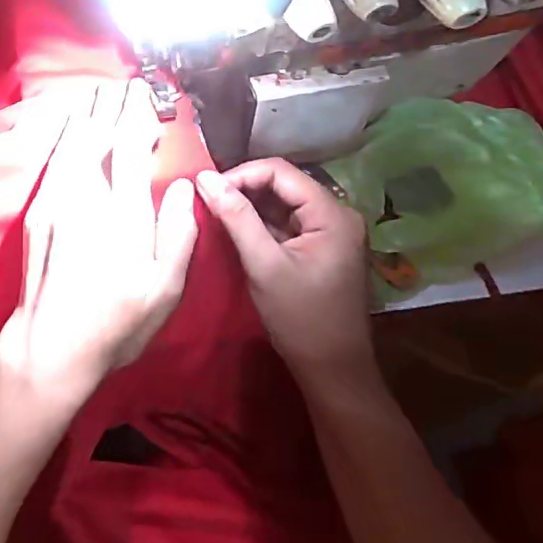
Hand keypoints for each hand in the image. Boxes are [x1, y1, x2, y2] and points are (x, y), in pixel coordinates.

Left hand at [0, 81, 198, 409]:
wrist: (49, 345)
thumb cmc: (116, 324)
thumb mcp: (164, 291)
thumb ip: (177, 234)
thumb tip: (182, 187)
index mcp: (124, 216)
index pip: (129, 149)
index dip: (137, 117)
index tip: (145, 97)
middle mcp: (87, 200)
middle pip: (98, 137)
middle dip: (112, 106)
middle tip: (123, 84)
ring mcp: (57, 203)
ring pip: (72, 144)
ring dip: (87, 114)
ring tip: (98, 93)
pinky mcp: (38, 212)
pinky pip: (52, 160)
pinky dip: (63, 136)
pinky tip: (69, 126)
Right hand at [195, 159, 374, 378]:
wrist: (333, 370)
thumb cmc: (301, 319)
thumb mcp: (264, 265)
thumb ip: (236, 217)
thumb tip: (205, 177)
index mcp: (332, 214)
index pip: (280, 172)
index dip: (241, 175)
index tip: (208, 191)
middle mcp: (337, 214)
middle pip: (283, 183)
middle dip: (243, 188)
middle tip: (209, 203)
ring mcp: (331, 231)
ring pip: (283, 201)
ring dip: (250, 205)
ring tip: (217, 214)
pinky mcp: (322, 246)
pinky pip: (288, 221)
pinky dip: (262, 222)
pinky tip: (237, 230)